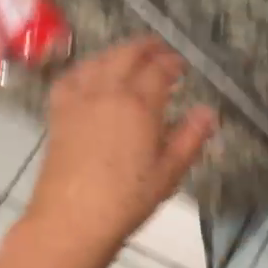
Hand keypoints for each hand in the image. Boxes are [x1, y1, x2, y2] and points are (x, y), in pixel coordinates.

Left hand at [24, 37, 217, 263]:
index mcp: (139, 104)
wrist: (72, 220)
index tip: (183, 65)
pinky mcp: (58, 113)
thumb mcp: (169, 173)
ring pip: (98, 60)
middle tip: (161, 50)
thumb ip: (190, 138)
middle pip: (126, 54)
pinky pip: (72, 77)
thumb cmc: (127, 200)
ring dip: (117, 53)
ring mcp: (78, 100)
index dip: (173, 62)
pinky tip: (91, 76)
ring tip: (130, 58)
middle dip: (146, 47)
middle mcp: (107, 92)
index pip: (159, 69)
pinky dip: (86, 68)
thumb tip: (209, 112)